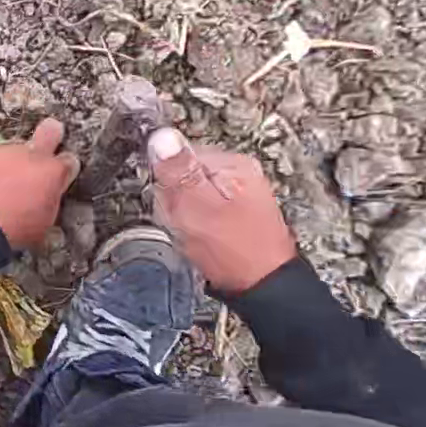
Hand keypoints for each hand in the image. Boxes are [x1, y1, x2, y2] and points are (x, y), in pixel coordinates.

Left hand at [0, 118, 80, 249]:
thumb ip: (52, 198)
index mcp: (53, 172)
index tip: (62, 171)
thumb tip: (53, 193)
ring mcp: (8, 150)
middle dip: (52, 133)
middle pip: (49, 132)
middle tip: (53, 130)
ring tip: (3, 184)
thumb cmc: (18, 229)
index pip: (69, 160)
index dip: (65, 166)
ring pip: (16, 149)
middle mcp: (34, 155)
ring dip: (14, 161)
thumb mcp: (46, 220)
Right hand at [148, 128, 297, 293]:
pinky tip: (202, 239)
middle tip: (186, 223)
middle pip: (183, 175)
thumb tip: (162, 136)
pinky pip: (200, 210)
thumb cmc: (234, 252)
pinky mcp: (234, 212)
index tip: (172, 203)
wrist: (263, 290)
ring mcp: (238, 193)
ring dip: (183, 215)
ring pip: (188, 195)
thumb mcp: (197, 208)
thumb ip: (178, 172)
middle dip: (174, 201)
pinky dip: (195, 225)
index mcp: (231, 164)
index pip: (178, 156)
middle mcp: (238, 172)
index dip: (166, 183)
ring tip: (195, 234)